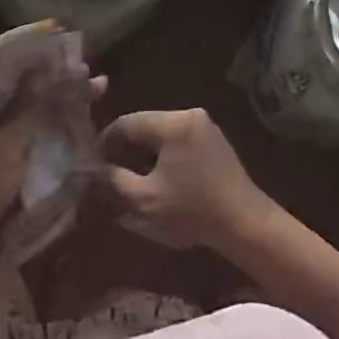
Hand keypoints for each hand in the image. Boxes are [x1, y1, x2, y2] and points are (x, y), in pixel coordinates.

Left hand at [0, 76, 107, 246]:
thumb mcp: (8, 148)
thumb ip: (33, 110)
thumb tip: (55, 73)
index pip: (10, 73)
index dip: (46, 67)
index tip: (80, 64)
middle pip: (17, 97)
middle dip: (54, 92)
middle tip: (95, 86)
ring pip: (18, 122)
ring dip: (49, 116)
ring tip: (88, 107)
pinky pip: (14, 145)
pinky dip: (38, 140)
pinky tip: (65, 138)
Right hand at [100, 108, 279, 249]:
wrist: (245, 223)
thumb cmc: (193, 210)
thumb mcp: (146, 199)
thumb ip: (114, 179)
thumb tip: (94, 169)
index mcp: (172, 123)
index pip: (127, 122)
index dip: (106, 141)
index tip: (93, 162)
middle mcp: (189, 114)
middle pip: (145, 124)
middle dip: (124, 146)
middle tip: (108, 170)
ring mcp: (204, 125)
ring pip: (161, 132)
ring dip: (143, 150)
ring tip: (129, 175)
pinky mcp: (213, 139)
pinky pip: (178, 138)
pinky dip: (162, 153)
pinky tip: (156, 175)